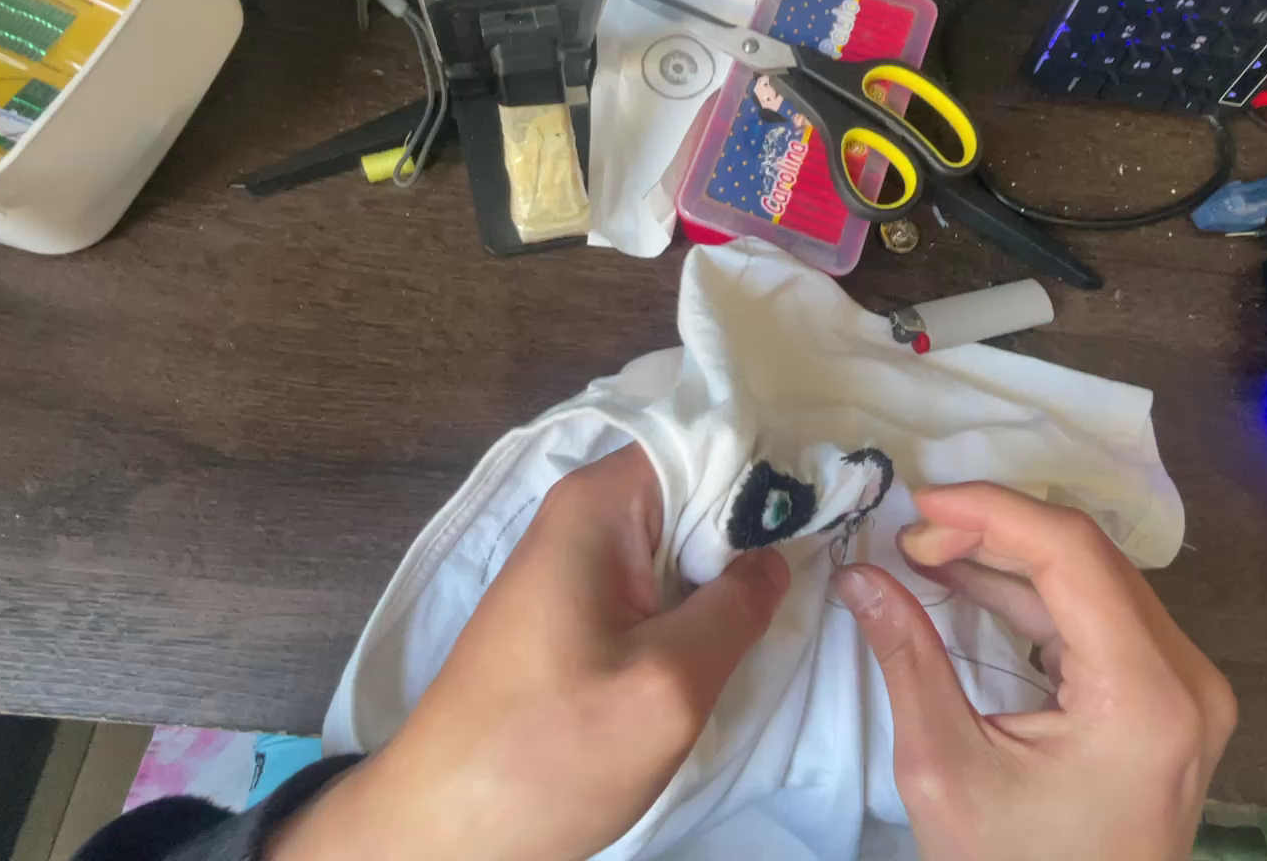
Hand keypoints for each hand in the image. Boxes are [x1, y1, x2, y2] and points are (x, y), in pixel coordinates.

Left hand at [271, 444, 789, 860]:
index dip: (766, 465)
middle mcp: (584, 514)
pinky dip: (695, 589)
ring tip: (800, 571)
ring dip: (726, 558)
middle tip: (829, 536)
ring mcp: (577, 559)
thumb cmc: (548, 751)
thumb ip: (736, 606)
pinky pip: (652, 574)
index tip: (829, 489)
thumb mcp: (668, 684)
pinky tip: (738, 614)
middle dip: (753, 515)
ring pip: (675, 534)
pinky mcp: (576, 603)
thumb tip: (776, 556)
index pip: (700, 443)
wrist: (437, 830)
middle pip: (690, 485)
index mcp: (599, 504)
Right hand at [833, 484, 1234, 860]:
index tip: (919, 505)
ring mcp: (1179, 683)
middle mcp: (1183, 676)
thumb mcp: (943, 767)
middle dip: (988, 529)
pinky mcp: (1160, 690)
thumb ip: (905, 658)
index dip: (991, 510)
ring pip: (1085, 573)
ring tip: (924, 550)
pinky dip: (1022, 587)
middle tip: (910, 540)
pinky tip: (963, 578)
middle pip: (1083, 554)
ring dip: (1002, 553)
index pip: (1072, 554)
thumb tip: (856, 576)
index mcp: (1144, 696)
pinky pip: (1088, 608)